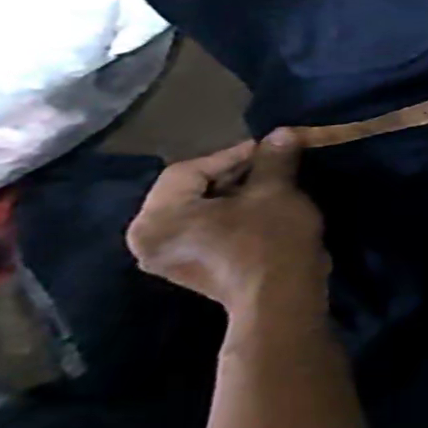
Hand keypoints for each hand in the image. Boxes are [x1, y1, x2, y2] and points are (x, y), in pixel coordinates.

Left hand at [127, 130, 329, 323]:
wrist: (280, 295)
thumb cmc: (270, 239)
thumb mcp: (275, 191)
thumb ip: (273, 159)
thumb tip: (281, 133)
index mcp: (157, 218)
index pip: (188, 170)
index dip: (232, 154)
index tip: (272, 149)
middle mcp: (146, 238)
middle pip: (188, 190)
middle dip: (232, 174)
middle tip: (272, 165)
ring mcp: (163, 257)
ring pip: (196, 209)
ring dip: (233, 193)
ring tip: (269, 185)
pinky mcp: (186, 267)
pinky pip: (200, 228)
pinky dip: (227, 214)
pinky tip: (258, 210)